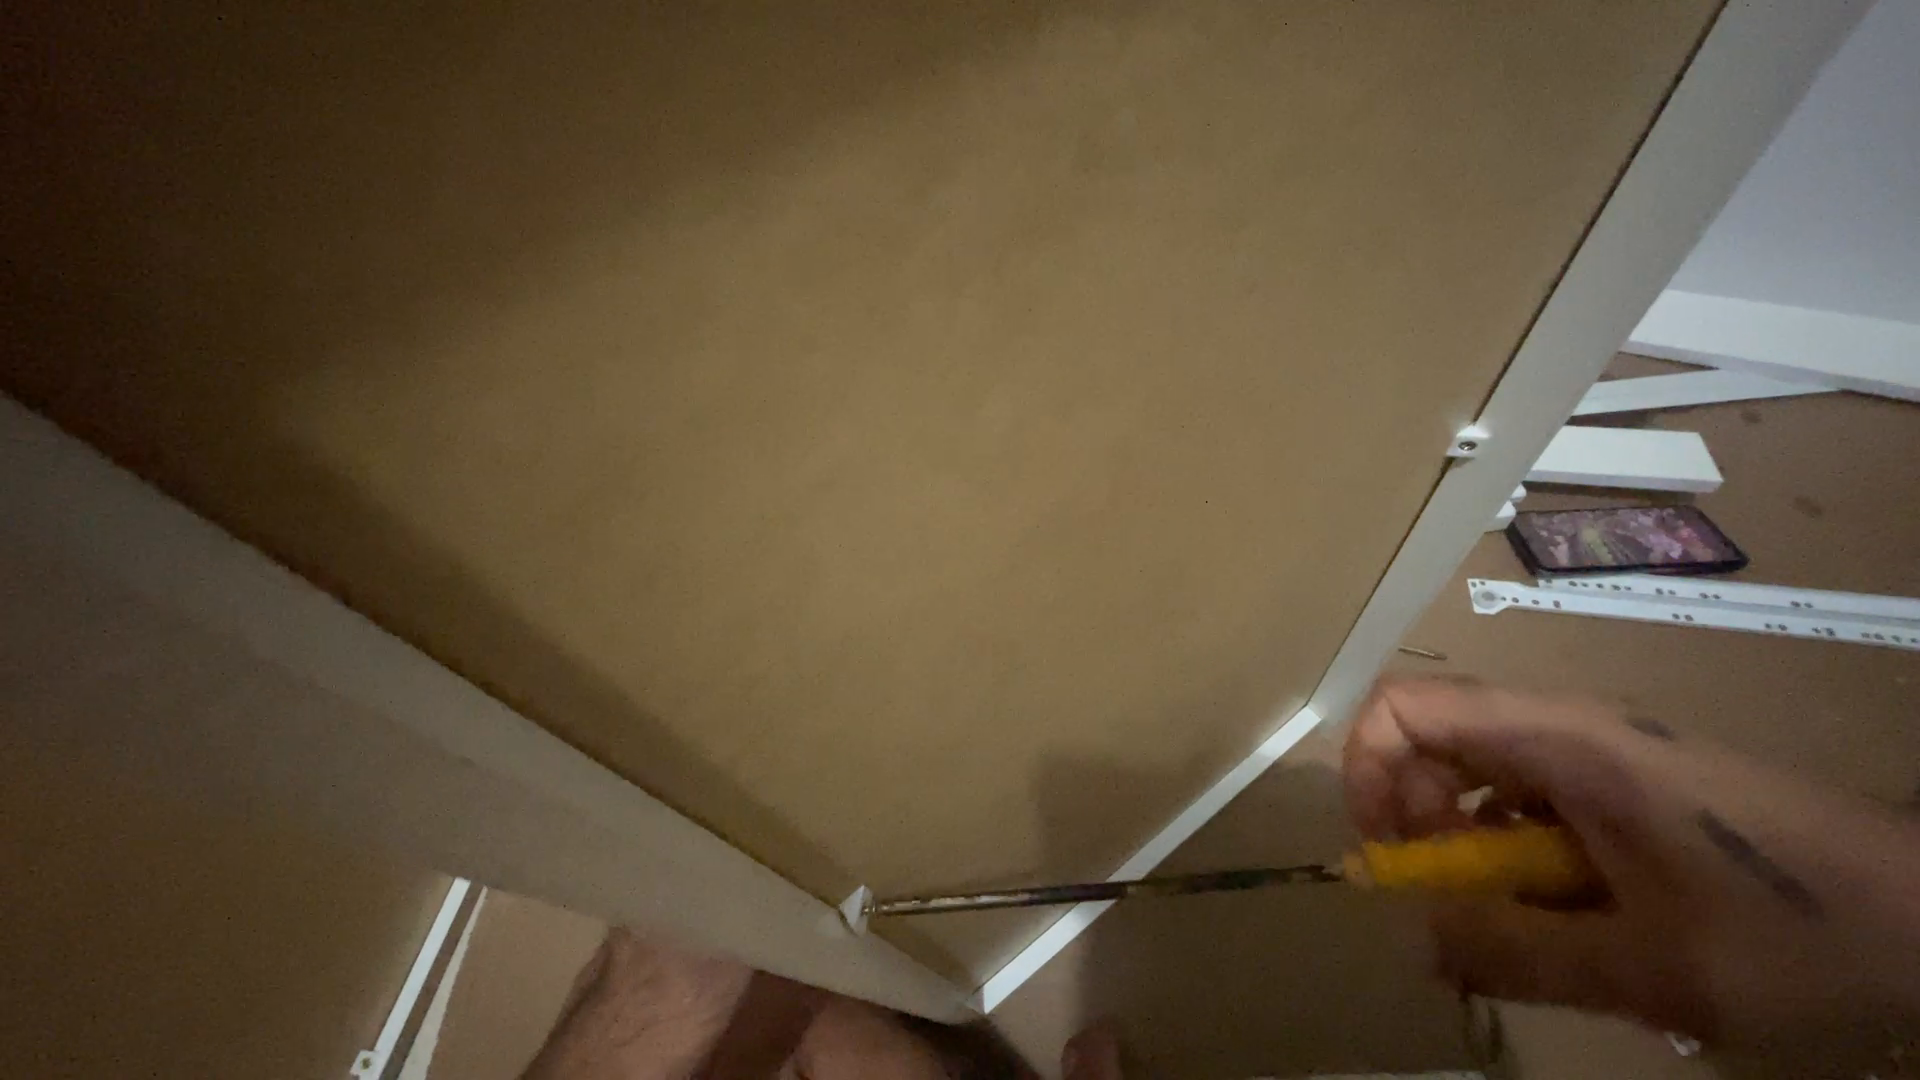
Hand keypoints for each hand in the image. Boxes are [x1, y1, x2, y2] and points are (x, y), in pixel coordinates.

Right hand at [1342, 676, 1919, 1049]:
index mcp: (1556, 739)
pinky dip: (1508, 842)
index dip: (1366, 766)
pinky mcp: (1620, 776)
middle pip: (1429, 733)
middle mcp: (1562, 724)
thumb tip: (1412, 943)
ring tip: (1507, 907)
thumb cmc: (1797, 931)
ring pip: (1473, 764)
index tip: (1388, 848)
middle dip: (1410, 810)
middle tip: (1446, 887)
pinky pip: (1523, 791)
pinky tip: (1561, 901)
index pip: (1404, 706)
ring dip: (1459, 832)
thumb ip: (1516, 954)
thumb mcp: (1650, 967)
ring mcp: (1593, 748)